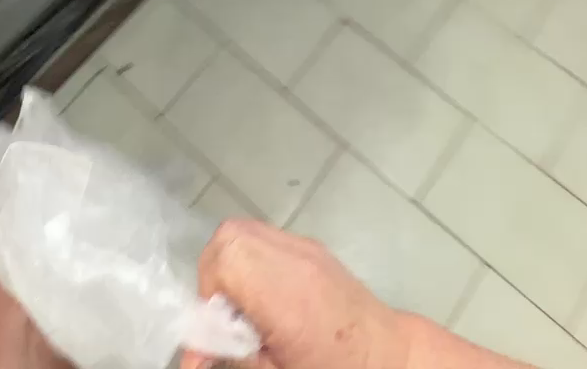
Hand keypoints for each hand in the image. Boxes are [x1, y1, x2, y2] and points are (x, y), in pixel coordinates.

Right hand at [181, 219, 409, 368]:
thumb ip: (233, 354)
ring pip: (242, 232)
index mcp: (281, 291)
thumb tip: (197, 353)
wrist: (389, 357)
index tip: (212, 337)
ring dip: (230, 264)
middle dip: (214, 276)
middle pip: (227, 237)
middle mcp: (290, 257)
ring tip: (243, 308)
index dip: (207, 299)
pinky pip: (264, 238)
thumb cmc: (332, 367)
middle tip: (225, 318)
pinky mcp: (310, 247)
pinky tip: (265, 296)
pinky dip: (251, 260)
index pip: (221, 262)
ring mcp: (301, 245)